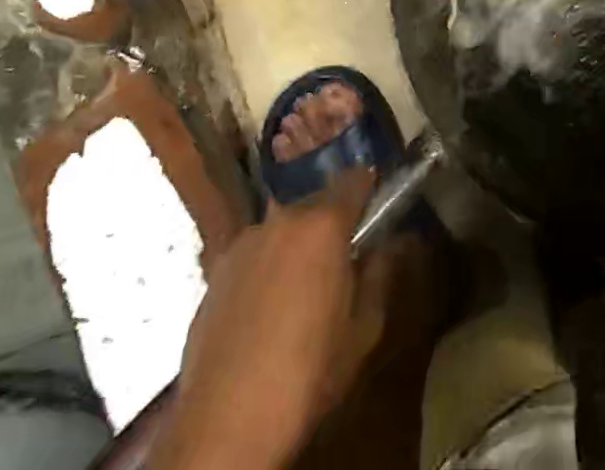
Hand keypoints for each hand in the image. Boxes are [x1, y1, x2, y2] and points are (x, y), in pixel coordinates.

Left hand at [154, 171, 388, 469]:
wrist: (224, 424)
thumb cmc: (308, 372)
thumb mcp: (365, 327)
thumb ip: (381, 273)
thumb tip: (390, 244)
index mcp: (323, 226)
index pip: (354, 178)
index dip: (370, 188)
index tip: (379, 205)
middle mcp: (279, 222)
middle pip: (316, 202)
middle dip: (333, 220)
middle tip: (345, 255)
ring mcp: (241, 245)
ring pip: (283, 228)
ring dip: (298, 243)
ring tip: (305, 285)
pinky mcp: (214, 273)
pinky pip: (255, 253)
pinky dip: (269, 265)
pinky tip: (270, 306)